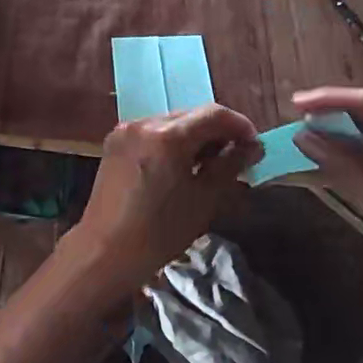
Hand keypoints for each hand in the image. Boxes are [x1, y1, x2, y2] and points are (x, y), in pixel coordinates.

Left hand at [69, 104, 262, 287]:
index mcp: (167, 135)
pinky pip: (151, 133)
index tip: (255, 146)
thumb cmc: (161, 230)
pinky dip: (171, 142)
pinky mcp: (114, 142)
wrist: (107, 248)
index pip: (213, 114)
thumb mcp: (204, 199)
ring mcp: (125, 131)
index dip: (240, 126)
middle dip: (217, 132)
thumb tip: (252, 147)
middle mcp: (143, 123)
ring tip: (209, 165)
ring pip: (170, 122)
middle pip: (190, 115)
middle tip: (236, 158)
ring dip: (194, 137)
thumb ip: (229, 166)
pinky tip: (180, 166)